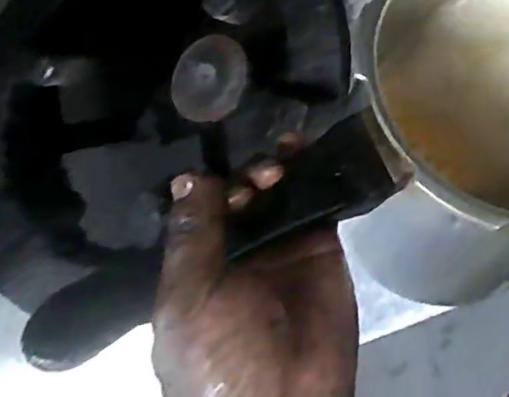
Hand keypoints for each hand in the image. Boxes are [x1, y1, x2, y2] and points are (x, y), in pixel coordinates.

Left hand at [152, 149, 357, 396]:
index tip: (222, 173)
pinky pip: (318, 200)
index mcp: (199, 269)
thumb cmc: (221, 357)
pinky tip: (311, 150)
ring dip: (281, 164)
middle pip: (243, 194)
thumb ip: (192, 238)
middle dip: (249, 173)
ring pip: (280, 191)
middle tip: (264, 175)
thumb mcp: (188, 303)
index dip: (212, 184)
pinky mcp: (322, 244)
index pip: (203, 211)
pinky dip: (316, 172)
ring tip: (287, 151)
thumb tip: (187, 176)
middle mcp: (240, 252)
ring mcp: (283, 246)